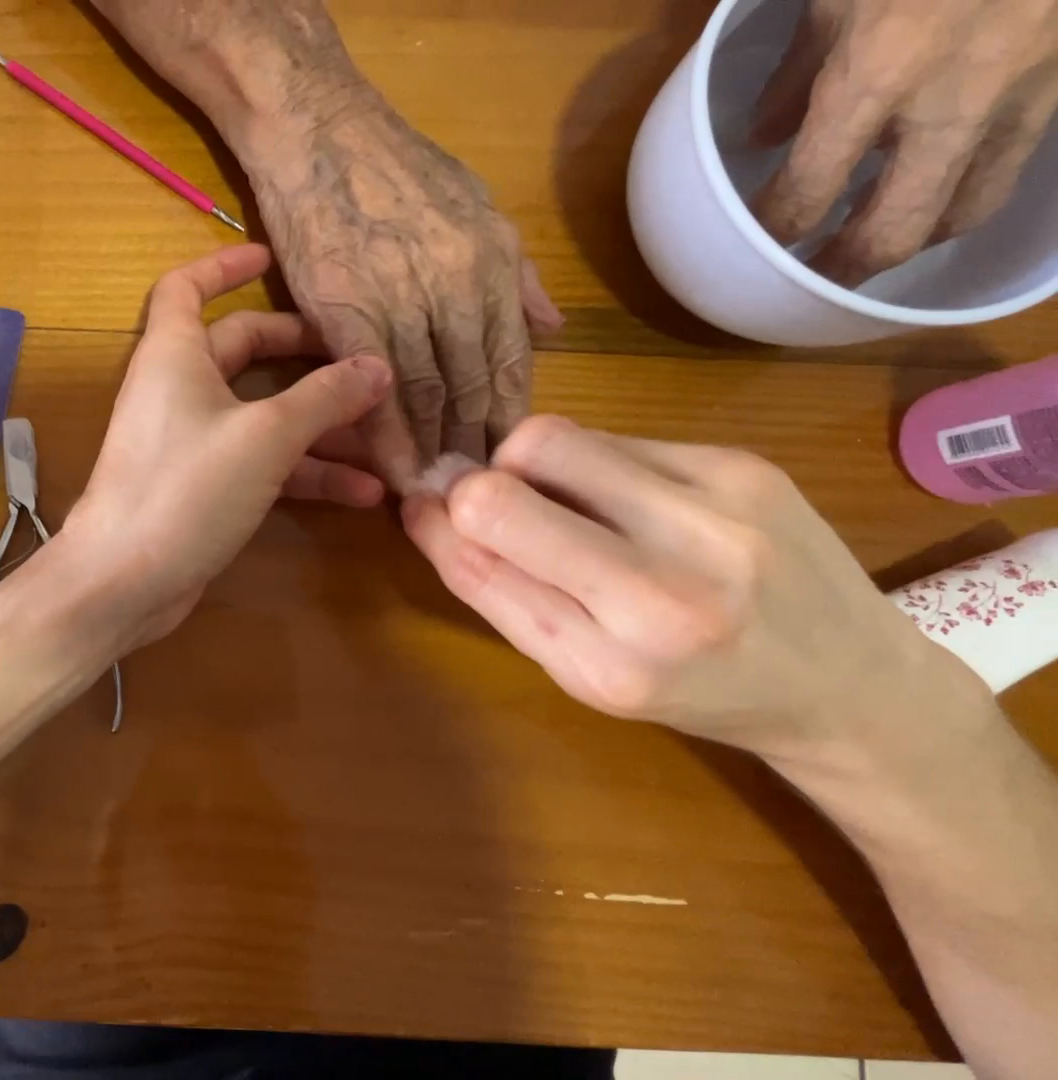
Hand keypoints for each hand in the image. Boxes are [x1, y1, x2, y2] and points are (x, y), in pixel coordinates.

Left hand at [57, 245, 390, 647]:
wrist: (123, 580)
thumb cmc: (185, 488)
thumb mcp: (264, 435)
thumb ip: (324, 397)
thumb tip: (376, 367)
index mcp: (174, 354)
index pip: (186, 288)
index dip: (223, 266)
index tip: (270, 258)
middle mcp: (177, 389)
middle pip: (241, 350)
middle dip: (304, 355)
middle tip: (362, 359)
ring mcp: (189, 440)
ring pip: (261, 414)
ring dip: (319, 426)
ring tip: (386, 440)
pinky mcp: (201, 486)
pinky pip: (259, 462)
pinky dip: (303, 472)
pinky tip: (361, 492)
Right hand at [240, 84, 563, 484]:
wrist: (317, 136)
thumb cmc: (392, 168)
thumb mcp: (475, 204)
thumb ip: (516, 273)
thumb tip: (554, 329)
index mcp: (492, 263)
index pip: (511, 359)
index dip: (510, 416)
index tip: (510, 462)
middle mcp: (458, 286)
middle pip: (474, 385)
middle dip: (475, 445)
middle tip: (478, 496)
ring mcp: (402, 301)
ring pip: (428, 394)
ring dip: (434, 450)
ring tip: (440, 494)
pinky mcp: (347, 314)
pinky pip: (376, 388)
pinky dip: (387, 435)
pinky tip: (394, 471)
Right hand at [402, 417, 986, 760]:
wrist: (854, 683)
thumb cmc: (695, 693)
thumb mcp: (584, 673)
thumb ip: (503, 592)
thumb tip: (429, 506)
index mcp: (614, 661)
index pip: (480, 563)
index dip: (432, 524)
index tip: (417, 506)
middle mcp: (669, 586)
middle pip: (507, 484)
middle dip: (473, 486)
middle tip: (488, 504)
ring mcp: (716, 514)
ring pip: (552, 439)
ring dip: (526, 465)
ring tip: (560, 500)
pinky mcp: (743, 464)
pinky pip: (612, 437)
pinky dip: (591, 463)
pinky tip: (624, 498)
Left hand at [752, 0, 1057, 285]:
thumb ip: (795, 73)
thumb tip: (760, 137)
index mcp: (876, 79)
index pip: (804, 197)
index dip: (771, 233)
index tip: (748, 245)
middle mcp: (954, 101)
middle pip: (899, 229)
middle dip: (847, 267)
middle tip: (811, 281)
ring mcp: (1029, 90)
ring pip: (972, 204)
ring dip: (916, 237)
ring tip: (871, 247)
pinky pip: (1017, 157)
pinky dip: (970, 189)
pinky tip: (939, 190)